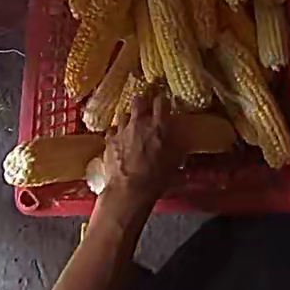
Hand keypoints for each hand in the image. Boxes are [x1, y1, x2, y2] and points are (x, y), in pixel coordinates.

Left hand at [95, 89, 181, 217]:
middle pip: (138, 101)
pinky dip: (116, 134)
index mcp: (158, 125)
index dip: (162, 99)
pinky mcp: (109, 140)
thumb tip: (180, 138)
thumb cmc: (156, 177)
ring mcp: (121, 130)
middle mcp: (139, 122)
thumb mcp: (175, 161)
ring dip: (128, 119)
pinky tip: (118, 140)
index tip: (163, 102)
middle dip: (142, 102)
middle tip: (145, 109)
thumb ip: (177, 145)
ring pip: (123, 114)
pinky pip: (112, 131)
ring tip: (131, 126)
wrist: (129, 190)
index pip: (161, 101)